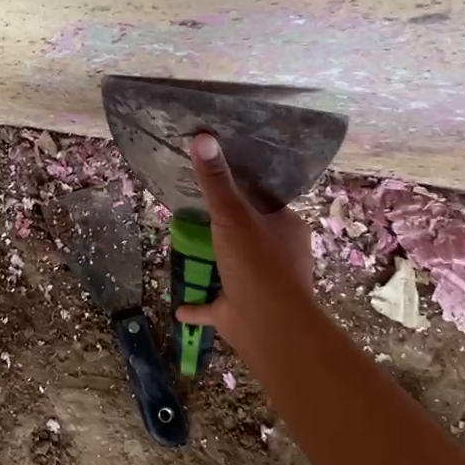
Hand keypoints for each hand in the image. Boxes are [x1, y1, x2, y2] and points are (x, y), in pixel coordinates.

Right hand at [174, 134, 316, 355]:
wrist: (269, 327)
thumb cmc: (258, 263)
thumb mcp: (232, 215)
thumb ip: (215, 180)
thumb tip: (202, 137)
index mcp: (286, 229)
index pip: (266, 203)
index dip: (244, 191)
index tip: (219, 179)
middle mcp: (279, 256)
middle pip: (250, 233)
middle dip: (226, 226)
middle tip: (193, 209)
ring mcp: (260, 286)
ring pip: (235, 268)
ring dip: (213, 262)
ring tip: (186, 248)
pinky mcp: (240, 312)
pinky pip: (215, 304)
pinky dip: (198, 305)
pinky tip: (179, 307)